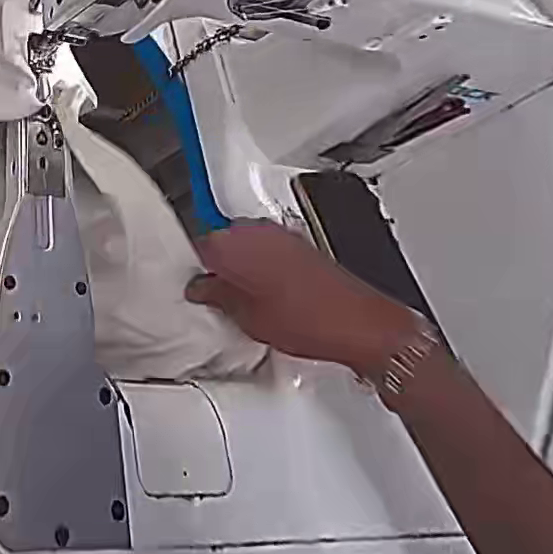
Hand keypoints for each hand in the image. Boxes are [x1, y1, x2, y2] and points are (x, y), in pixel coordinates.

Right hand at [185, 222, 435, 377]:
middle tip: (214, 291)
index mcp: (235, 245)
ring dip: (239, 260)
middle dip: (216, 262)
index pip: (199, 245)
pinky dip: (260, 261)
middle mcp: (255, 231)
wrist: (358, 323)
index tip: (194, 284)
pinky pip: (265, 244)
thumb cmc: (309, 320)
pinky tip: (266, 288)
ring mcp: (278, 233)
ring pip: (243, 240)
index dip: (195, 267)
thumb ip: (217, 296)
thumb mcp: (248, 318)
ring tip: (243, 294)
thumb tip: (202, 288)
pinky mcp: (297, 241)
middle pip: (221, 238)